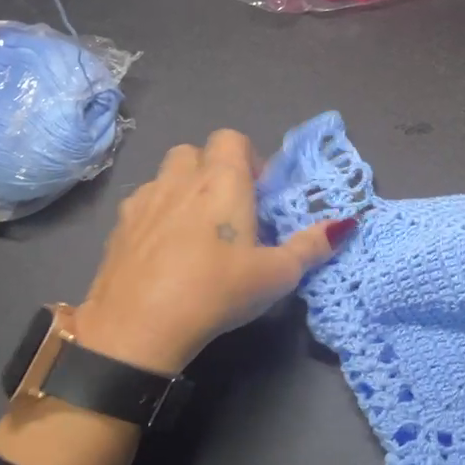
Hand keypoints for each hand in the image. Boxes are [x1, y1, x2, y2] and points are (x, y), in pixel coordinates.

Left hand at [72, 130, 355, 373]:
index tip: (259, 195)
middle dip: (213, 170)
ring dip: (184, 191)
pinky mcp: (119, 227)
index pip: (232, 139)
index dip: (248, 159)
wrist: (140, 325)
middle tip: (231, 211)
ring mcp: (144, 201)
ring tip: (199, 232)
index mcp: (222, 182)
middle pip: (195, 152)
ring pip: (165, 176)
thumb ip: (311, 246)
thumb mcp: (277, 275)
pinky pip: (143, 205)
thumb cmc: (218, 291)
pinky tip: (167, 252)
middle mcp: (180, 180)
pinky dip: (158, 216)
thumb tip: (345, 224)